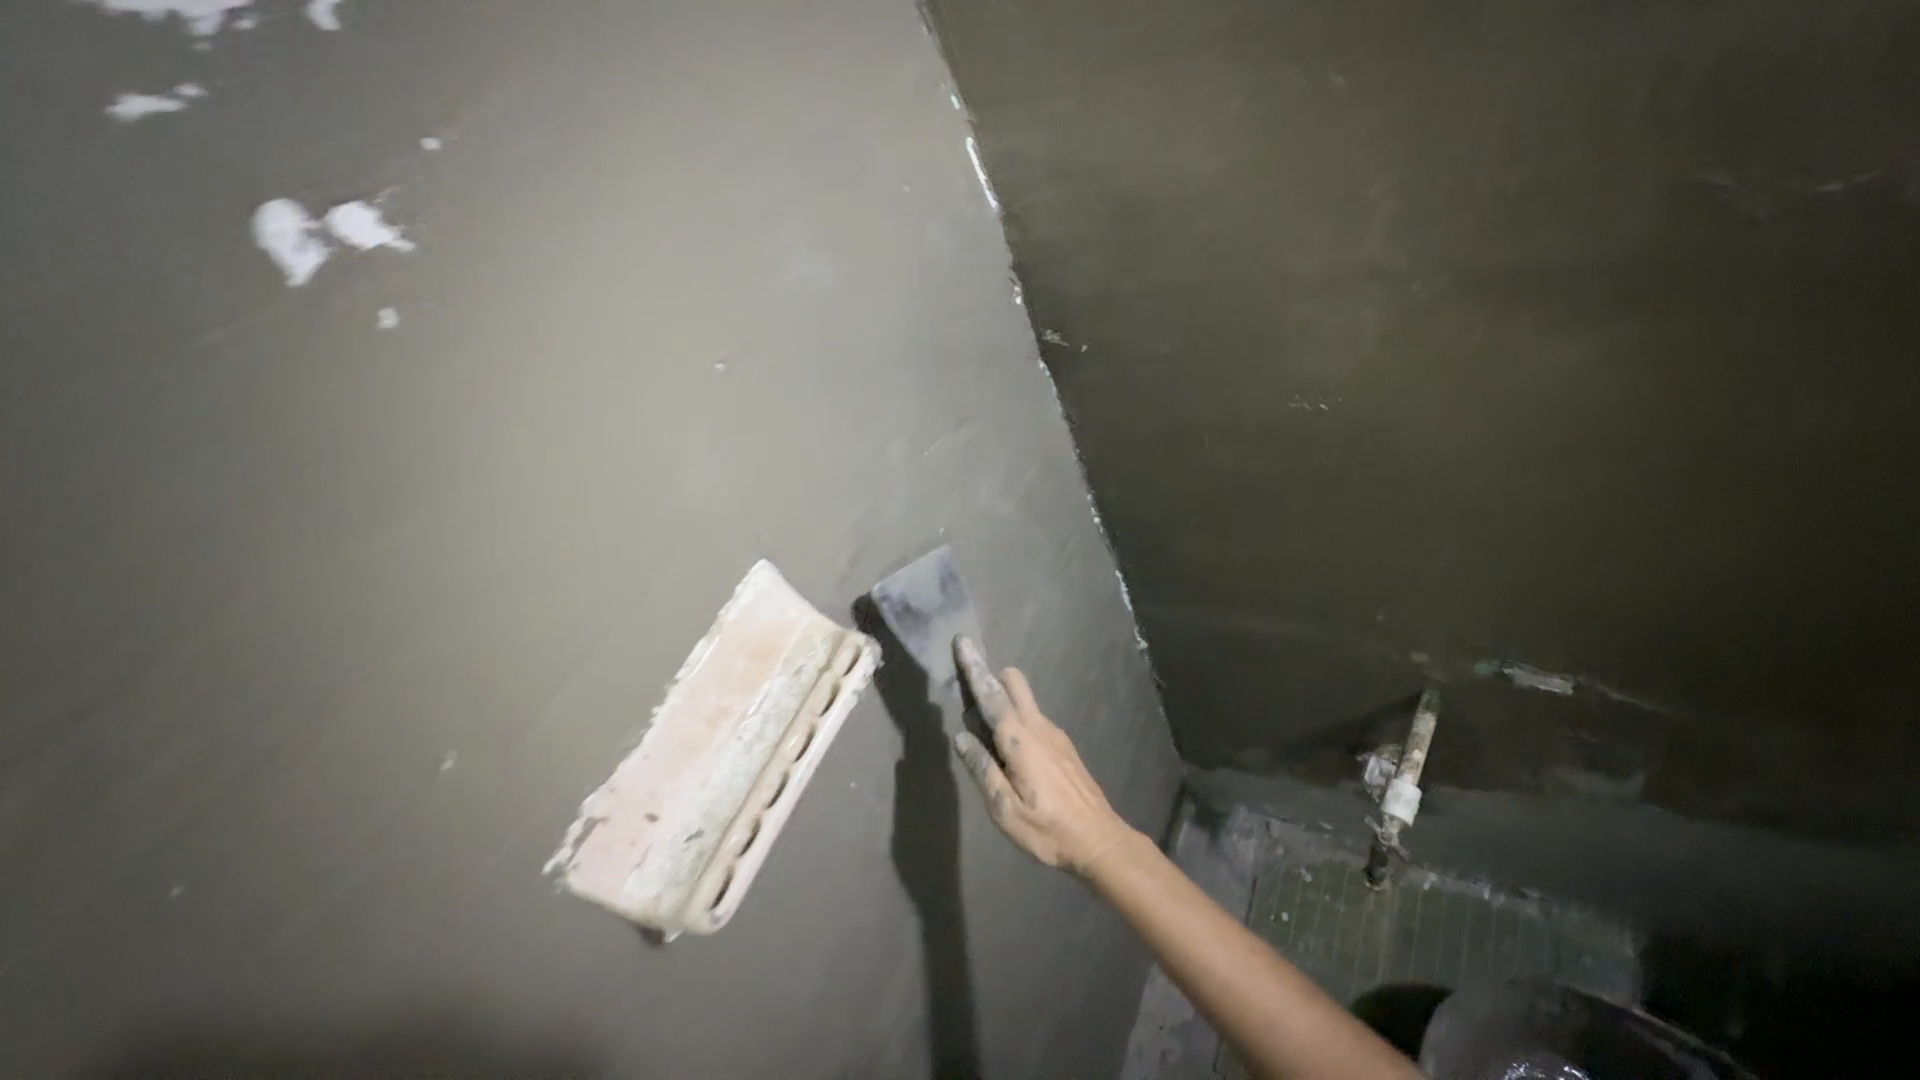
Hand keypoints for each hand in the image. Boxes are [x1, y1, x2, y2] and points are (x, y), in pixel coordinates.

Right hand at [951, 636, 1139, 875]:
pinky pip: (1034, 719)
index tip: (962, 642)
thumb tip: (962, 738)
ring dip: (1002, 701)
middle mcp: (1039, 728)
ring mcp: (1056, 735)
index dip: (974, 669)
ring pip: (1025, 701)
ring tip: (982, 732)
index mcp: (1021, 741)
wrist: (1100, 841)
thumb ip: (983, 771)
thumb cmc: (1049, 830)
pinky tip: (1008, 751)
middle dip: (991, 676)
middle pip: (1015, 683)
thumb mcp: (1005, 810)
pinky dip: (1016, 720)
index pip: (992, 695)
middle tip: (968, 691)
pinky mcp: (1064, 747)